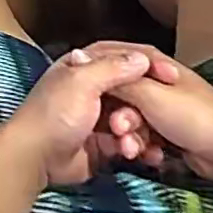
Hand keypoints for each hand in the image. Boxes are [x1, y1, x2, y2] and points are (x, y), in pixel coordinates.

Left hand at [7, 44, 172, 187]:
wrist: (40, 154)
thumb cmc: (58, 111)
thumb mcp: (82, 83)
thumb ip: (111, 69)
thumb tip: (141, 57)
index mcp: (81, 65)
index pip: (117, 56)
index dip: (143, 62)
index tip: (172, 75)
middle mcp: (89, 87)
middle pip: (128, 91)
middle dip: (141, 108)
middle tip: (151, 122)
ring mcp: (96, 115)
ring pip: (131, 118)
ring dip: (136, 131)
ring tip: (127, 143)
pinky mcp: (102, 141)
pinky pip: (127, 141)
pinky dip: (134, 147)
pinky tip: (138, 156)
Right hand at [94, 43, 212, 181]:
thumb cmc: (190, 114)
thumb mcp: (148, 94)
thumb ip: (115, 79)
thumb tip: (82, 60)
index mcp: (149, 61)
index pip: (109, 54)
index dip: (92, 66)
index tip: (77, 82)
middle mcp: (153, 79)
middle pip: (118, 89)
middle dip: (115, 112)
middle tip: (116, 128)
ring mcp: (161, 105)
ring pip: (129, 114)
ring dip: (128, 132)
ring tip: (132, 148)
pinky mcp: (167, 128)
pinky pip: (143, 131)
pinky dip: (142, 143)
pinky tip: (147, 154)